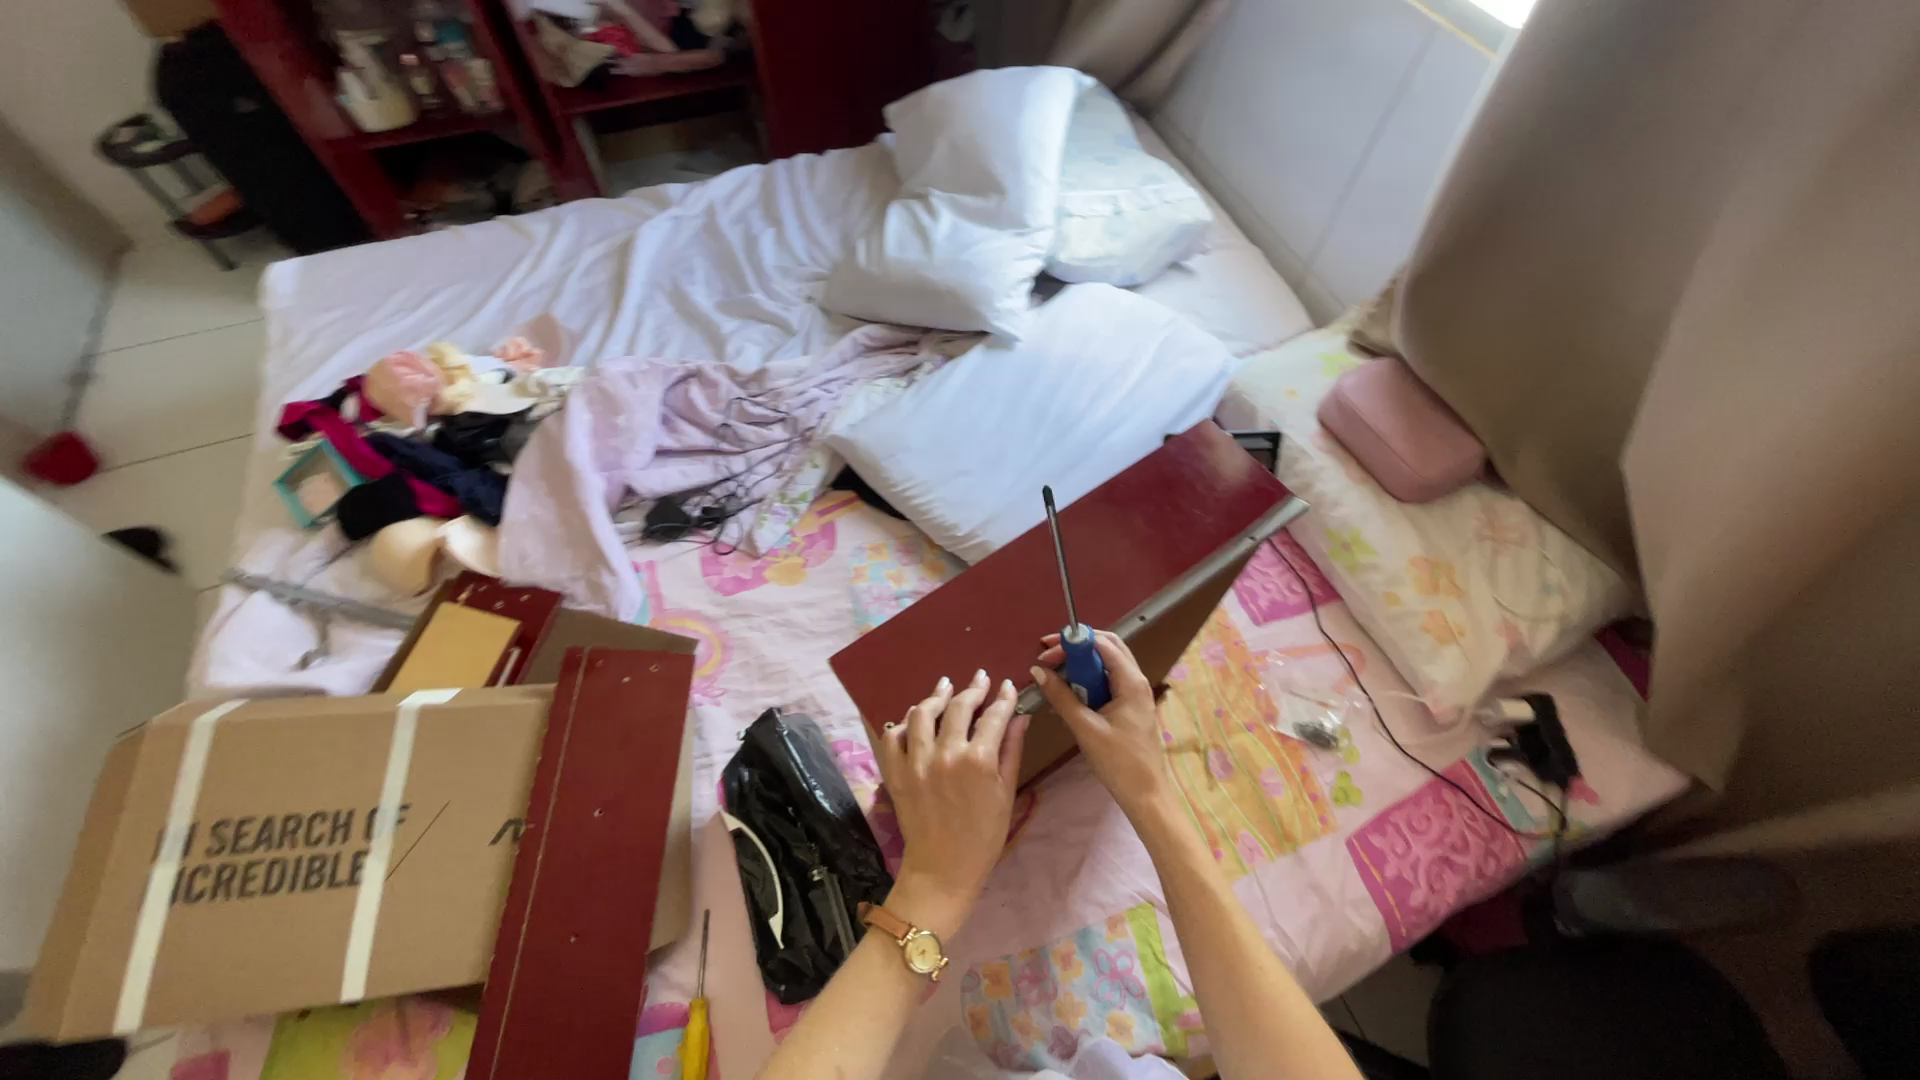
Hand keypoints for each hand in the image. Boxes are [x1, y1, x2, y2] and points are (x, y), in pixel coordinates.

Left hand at [872, 669, 1029, 937]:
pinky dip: (902, 724)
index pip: (993, 715)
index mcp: (978, 760)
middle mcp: (946, 754)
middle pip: (958, 707)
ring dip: (935, 696)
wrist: (943, 869)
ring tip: (944, 686)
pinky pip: (893, 737)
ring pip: (922, 714)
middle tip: (979, 678)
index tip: (1005, 686)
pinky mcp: (896, 772)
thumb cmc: (983, 836)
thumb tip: (1020, 717)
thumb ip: (1011, 750)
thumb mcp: (1006, 794)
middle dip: (972, 689)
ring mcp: (917, 762)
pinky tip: (913, 717)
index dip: (1002, 697)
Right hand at [1032, 632, 1173, 824]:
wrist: (1146, 794)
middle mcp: (1136, 681)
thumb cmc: (1118, 762)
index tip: (1046, 649)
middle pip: (1107, 648)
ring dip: (1080, 665)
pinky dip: (1087, 681)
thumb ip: (1061, 696)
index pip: (1102, 644)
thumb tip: (1038, 670)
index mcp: (1131, 682)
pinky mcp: (1130, 706)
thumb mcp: (1084, 727)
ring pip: (1106, 665)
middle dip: (1076, 648)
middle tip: (1049, 656)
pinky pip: (1107, 682)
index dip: (1073, 641)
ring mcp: (1135, 694)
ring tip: (1055, 674)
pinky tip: (1069, 694)